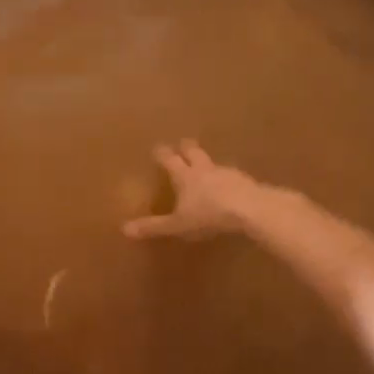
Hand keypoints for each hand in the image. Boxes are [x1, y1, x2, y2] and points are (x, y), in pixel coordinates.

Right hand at [123, 140, 269, 239]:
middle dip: (186, 148)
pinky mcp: (244, 180)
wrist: (249, 209)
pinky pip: (232, 175)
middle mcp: (203, 169)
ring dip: (207, 163)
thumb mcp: (178, 224)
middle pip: (193, 152)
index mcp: (185, 176)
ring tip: (206, 166)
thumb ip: (154, 226)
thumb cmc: (208, 214)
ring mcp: (226, 172)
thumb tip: (124, 229)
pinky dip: (226, 178)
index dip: (162, 154)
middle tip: (182, 144)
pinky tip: (229, 185)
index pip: (169, 159)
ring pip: (213, 163)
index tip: (157, 149)